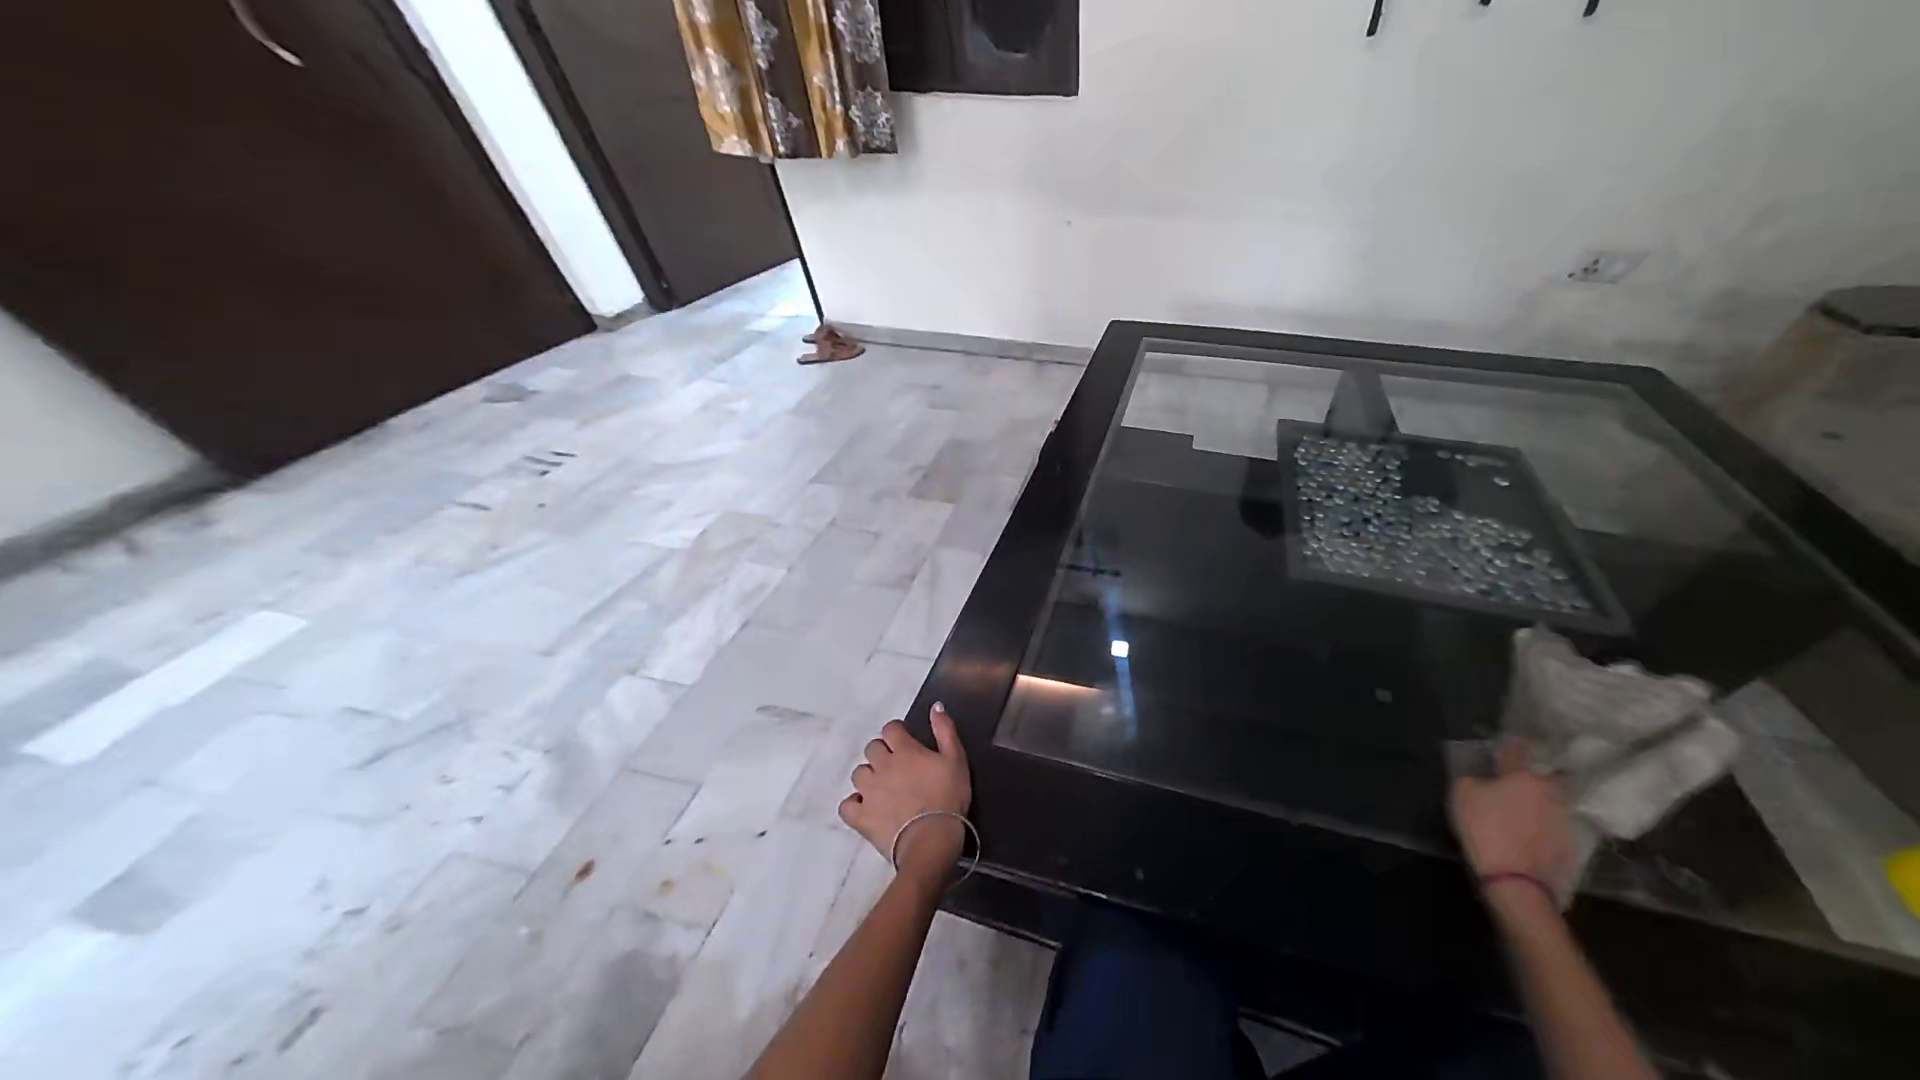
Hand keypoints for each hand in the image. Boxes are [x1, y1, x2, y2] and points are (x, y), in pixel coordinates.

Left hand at [839, 703, 970, 883]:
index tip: (905, 742)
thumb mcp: (956, 760)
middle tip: (897, 768)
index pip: (890, 729)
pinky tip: (866, 808)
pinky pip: (847, 805)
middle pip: (872, 749)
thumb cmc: (948, 799)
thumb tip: (936, 706)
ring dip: (869, 777)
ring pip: (858, 773)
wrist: (931, 841)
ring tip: (883, 789)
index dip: (897, 733)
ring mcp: (868, 791)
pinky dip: (854, 804)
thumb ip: (945, 731)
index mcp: (904, 751)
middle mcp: (881, 766)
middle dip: (882, 753)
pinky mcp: (860, 816)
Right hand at [1449, 739, 1573, 892]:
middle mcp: (1550, 793)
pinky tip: (1531, 836)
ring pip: (1552, 803)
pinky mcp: (1572, 845)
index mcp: (1523, 777)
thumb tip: (1481, 778)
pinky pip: (1556, 827)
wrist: (1517, 879)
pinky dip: (1545, 827)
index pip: (1520, 751)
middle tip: (1519, 783)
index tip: (1516, 738)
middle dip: (1535, 778)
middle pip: (1545, 778)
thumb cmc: (1485, 828)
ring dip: (1541, 803)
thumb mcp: (1462, 796)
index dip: (1516, 743)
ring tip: (1524, 812)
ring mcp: (1565, 820)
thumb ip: (1472, 780)